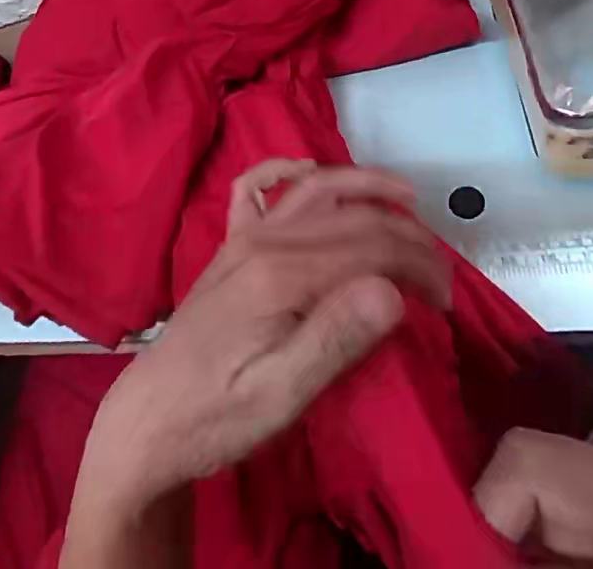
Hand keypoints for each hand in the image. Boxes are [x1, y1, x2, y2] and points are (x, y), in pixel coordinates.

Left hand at [63, 160, 448, 565]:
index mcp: (282, 276)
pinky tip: (308, 169)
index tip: (446, 301)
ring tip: (407, 200)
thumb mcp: (280, 397)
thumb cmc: (215, 417)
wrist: (146, 422)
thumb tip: (392, 290)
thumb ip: (335, 339)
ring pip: (318, 189)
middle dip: (409, 237)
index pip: (372, 248)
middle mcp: (266, 240)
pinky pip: (255, 188)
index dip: (419, 265)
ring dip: (367, 186)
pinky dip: (284, 170)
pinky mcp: (233, 245)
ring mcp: (246, 237)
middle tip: (441, 276)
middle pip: (356, 217)